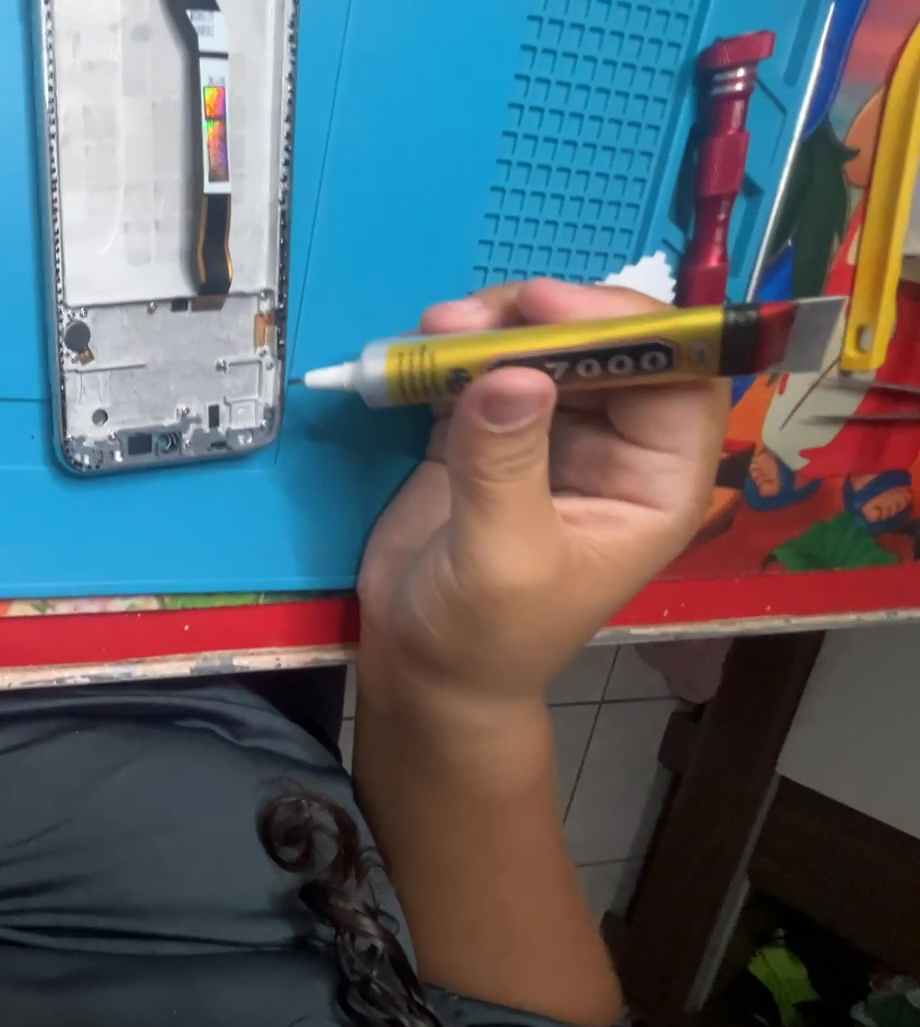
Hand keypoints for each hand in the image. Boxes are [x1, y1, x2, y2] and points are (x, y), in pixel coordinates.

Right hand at [357, 280, 728, 724]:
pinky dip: (443, 364)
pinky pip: (472, 384)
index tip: (542, 307)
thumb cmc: (482, 629)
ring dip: (484, 334)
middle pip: (597, 354)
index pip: (672, 378)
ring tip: (429, 328)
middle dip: (536, 323)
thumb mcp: (500, 557)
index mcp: (650, 480)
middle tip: (462, 315)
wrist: (421, 661)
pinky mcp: (476, 443)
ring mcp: (537, 442)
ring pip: (531, 359)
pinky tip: (412, 356)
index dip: (622, 330)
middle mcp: (606, 449)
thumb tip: (508, 375)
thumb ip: (504, 468)